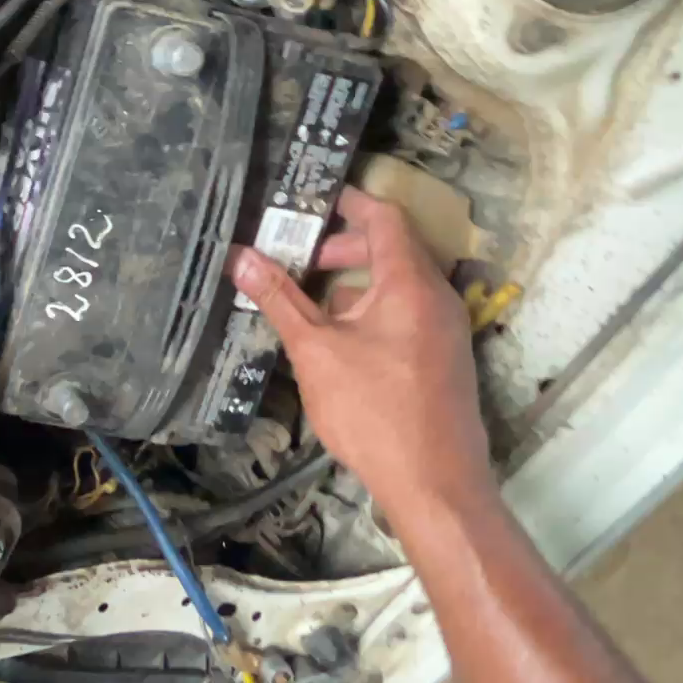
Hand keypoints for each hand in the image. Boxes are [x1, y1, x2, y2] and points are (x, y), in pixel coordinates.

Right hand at [228, 188, 494, 519]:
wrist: (435, 486)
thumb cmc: (373, 409)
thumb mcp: (314, 349)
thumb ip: (278, 298)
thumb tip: (239, 257)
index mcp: (409, 286)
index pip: (385, 219)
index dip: (348, 201)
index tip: (308, 197)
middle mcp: (435, 300)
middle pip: (389, 248)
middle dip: (338, 245)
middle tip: (294, 255)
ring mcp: (442, 330)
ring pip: (394, 283)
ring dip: (349, 279)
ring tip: (303, 297)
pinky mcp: (439, 357)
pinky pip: (402, 311)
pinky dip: (365, 306)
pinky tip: (331, 335)